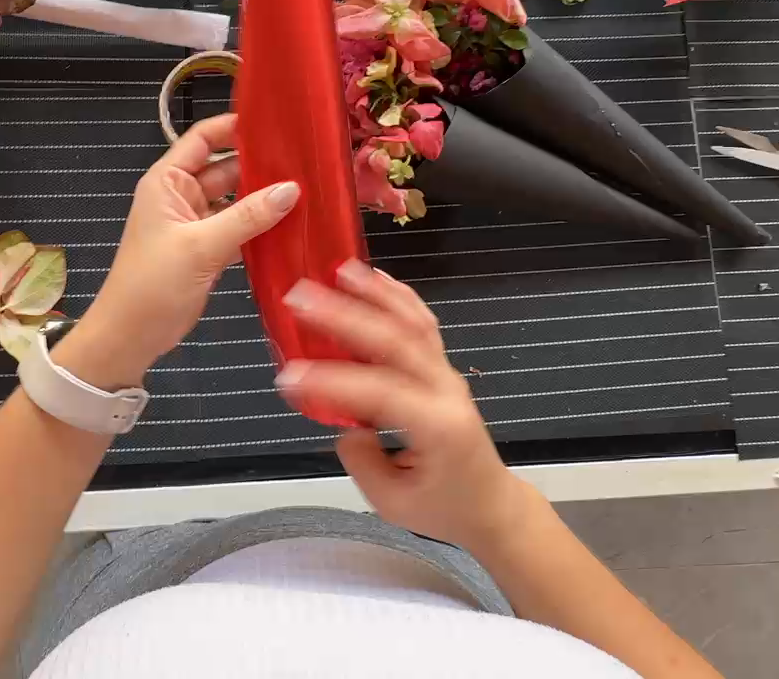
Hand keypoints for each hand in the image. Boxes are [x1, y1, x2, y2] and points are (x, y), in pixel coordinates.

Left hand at [58, 114, 297, 388]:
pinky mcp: (207, 248)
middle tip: (304, 160)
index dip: (234, 127)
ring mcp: (195, 222)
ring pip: (235, 199)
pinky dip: (259, 225)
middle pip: (225, 168)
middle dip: (259, 164)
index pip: (202, 138)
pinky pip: (238, 226)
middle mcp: (181, 194)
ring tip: (308, 187)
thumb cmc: (153, 283)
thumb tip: (292, 189)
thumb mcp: (201, 246)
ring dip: (263, 196)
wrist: (129, 338)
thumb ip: (247, 216)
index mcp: (167, 181)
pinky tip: (292, 222)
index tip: (274, 124)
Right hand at [276, 261, 536, 551]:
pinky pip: (421, 322)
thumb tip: (345, 421)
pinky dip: (397, 294)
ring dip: (373, 293)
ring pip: (411, 322)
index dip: (333, 381)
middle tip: (301, 298)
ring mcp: (446, 372)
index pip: (381, 393)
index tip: (288, 376)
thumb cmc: (443, 508)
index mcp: (437, 427)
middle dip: (346, 316)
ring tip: (339, 270)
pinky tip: (374, 275)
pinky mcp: (442, 364)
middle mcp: (445, 389)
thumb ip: (362, 459)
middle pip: (395, 341)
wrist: (491, 503)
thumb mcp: (393, 502)